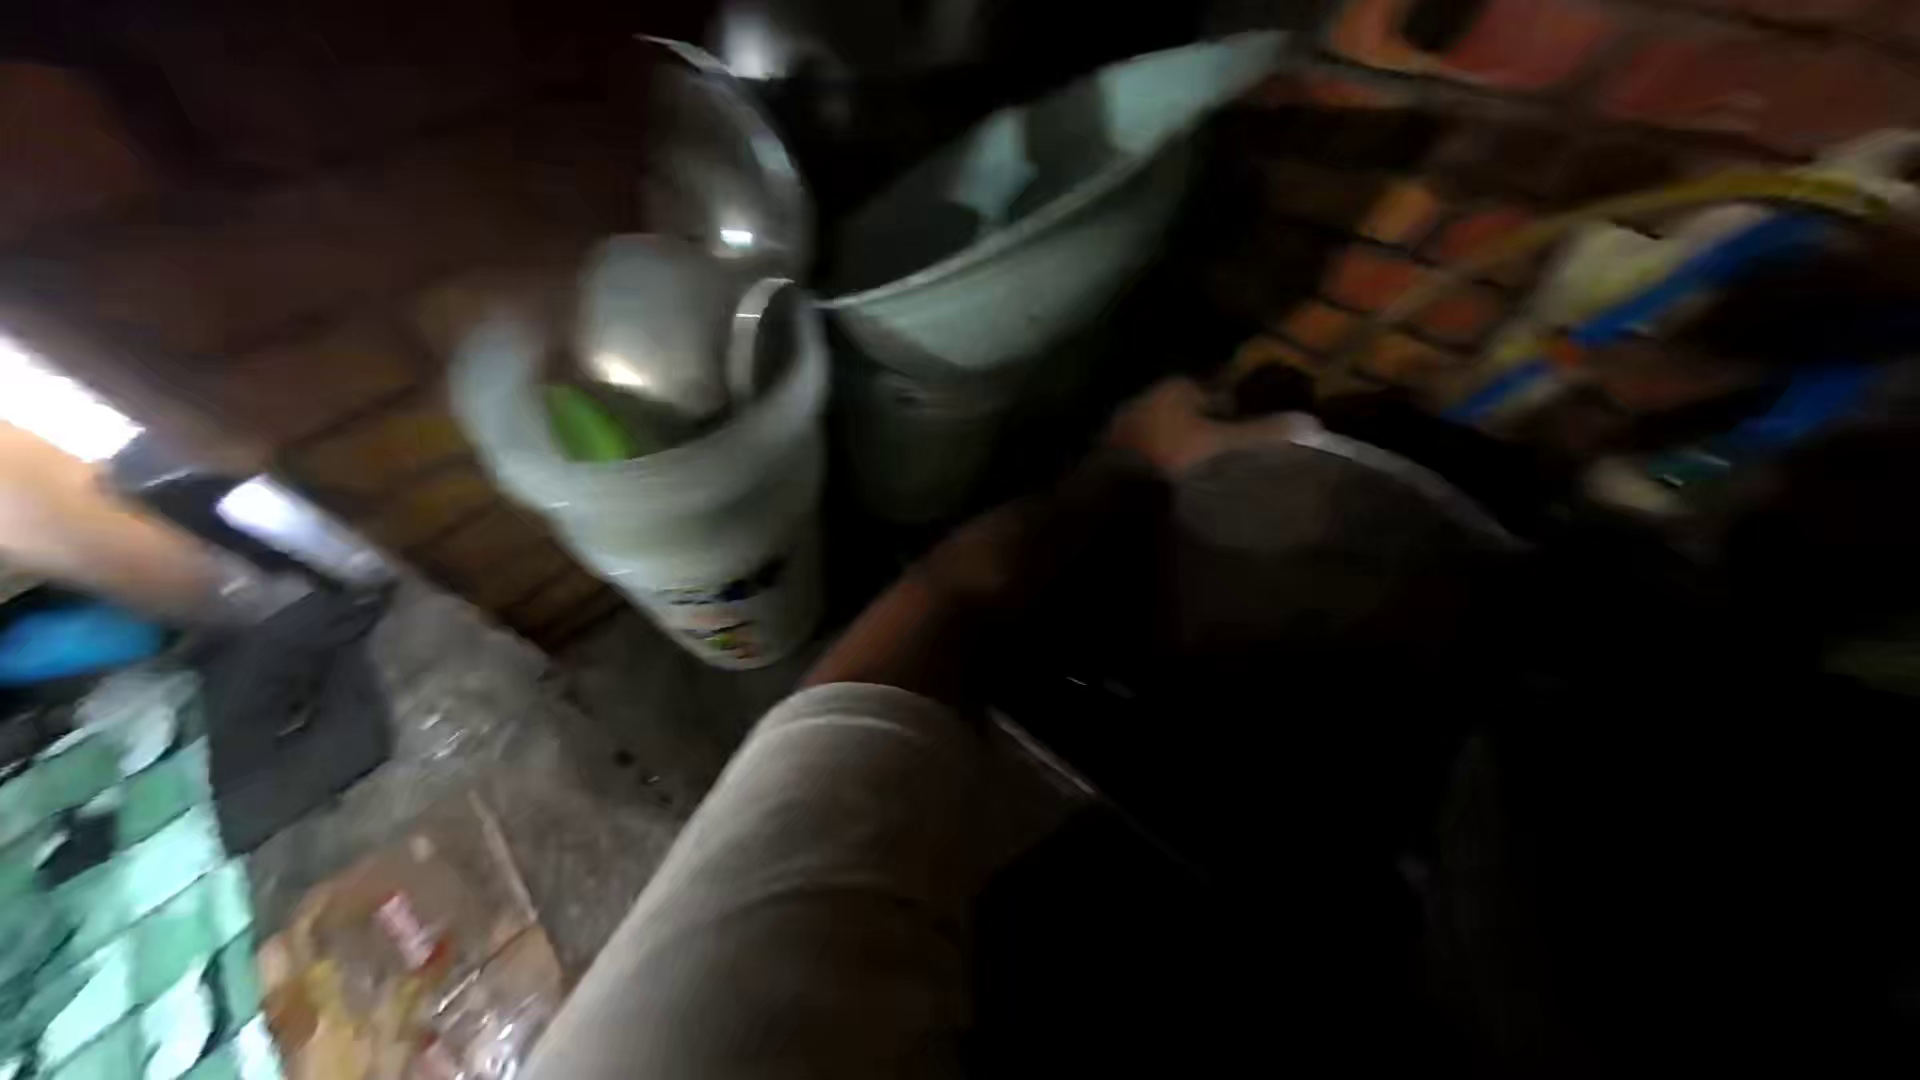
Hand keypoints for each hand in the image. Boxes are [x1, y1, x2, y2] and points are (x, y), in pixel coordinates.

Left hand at [1104, 377, 1314, 477]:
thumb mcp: (1220, 443)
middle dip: (1201, 429)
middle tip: (1214, 459)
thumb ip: (1260, 432)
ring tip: (1188, 472)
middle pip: (1187, 411)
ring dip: (1174, 444)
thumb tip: (1312, 423)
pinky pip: (1140, 446)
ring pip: (1162, 428)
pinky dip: (1151, 456)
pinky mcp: (1108, 443)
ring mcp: (1124, 418)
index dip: (1230, 418)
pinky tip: (1158, 477)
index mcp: (1175, 386)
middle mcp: (1148, 394)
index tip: (1236, 442)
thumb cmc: (1169, 454)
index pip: (1216, 395)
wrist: (1111, 481)